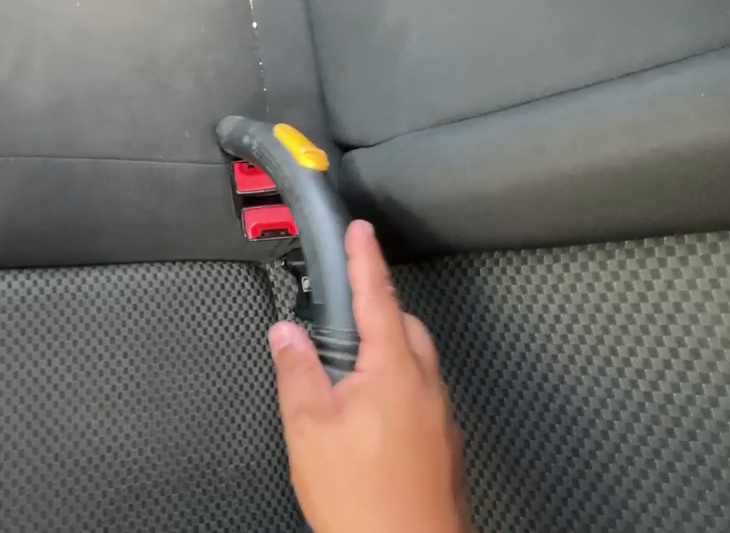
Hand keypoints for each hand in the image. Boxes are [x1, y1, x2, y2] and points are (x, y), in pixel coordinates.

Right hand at [270, 221, 470, 532]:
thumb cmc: (363, 501)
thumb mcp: (309, 427)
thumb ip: (296, 368)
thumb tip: (286, 332)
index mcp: (393, 369)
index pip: (377, 295)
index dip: (365, 257)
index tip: (361, 229)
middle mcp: (424, 386)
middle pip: (403, 324)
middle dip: (376, 306)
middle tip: (341, 310)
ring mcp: (439, 418)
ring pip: (415, 360)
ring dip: (386, 347)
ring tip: (347, 368)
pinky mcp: (443, 446)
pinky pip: (420, 393)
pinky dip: (396, 383)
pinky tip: (369, 412)